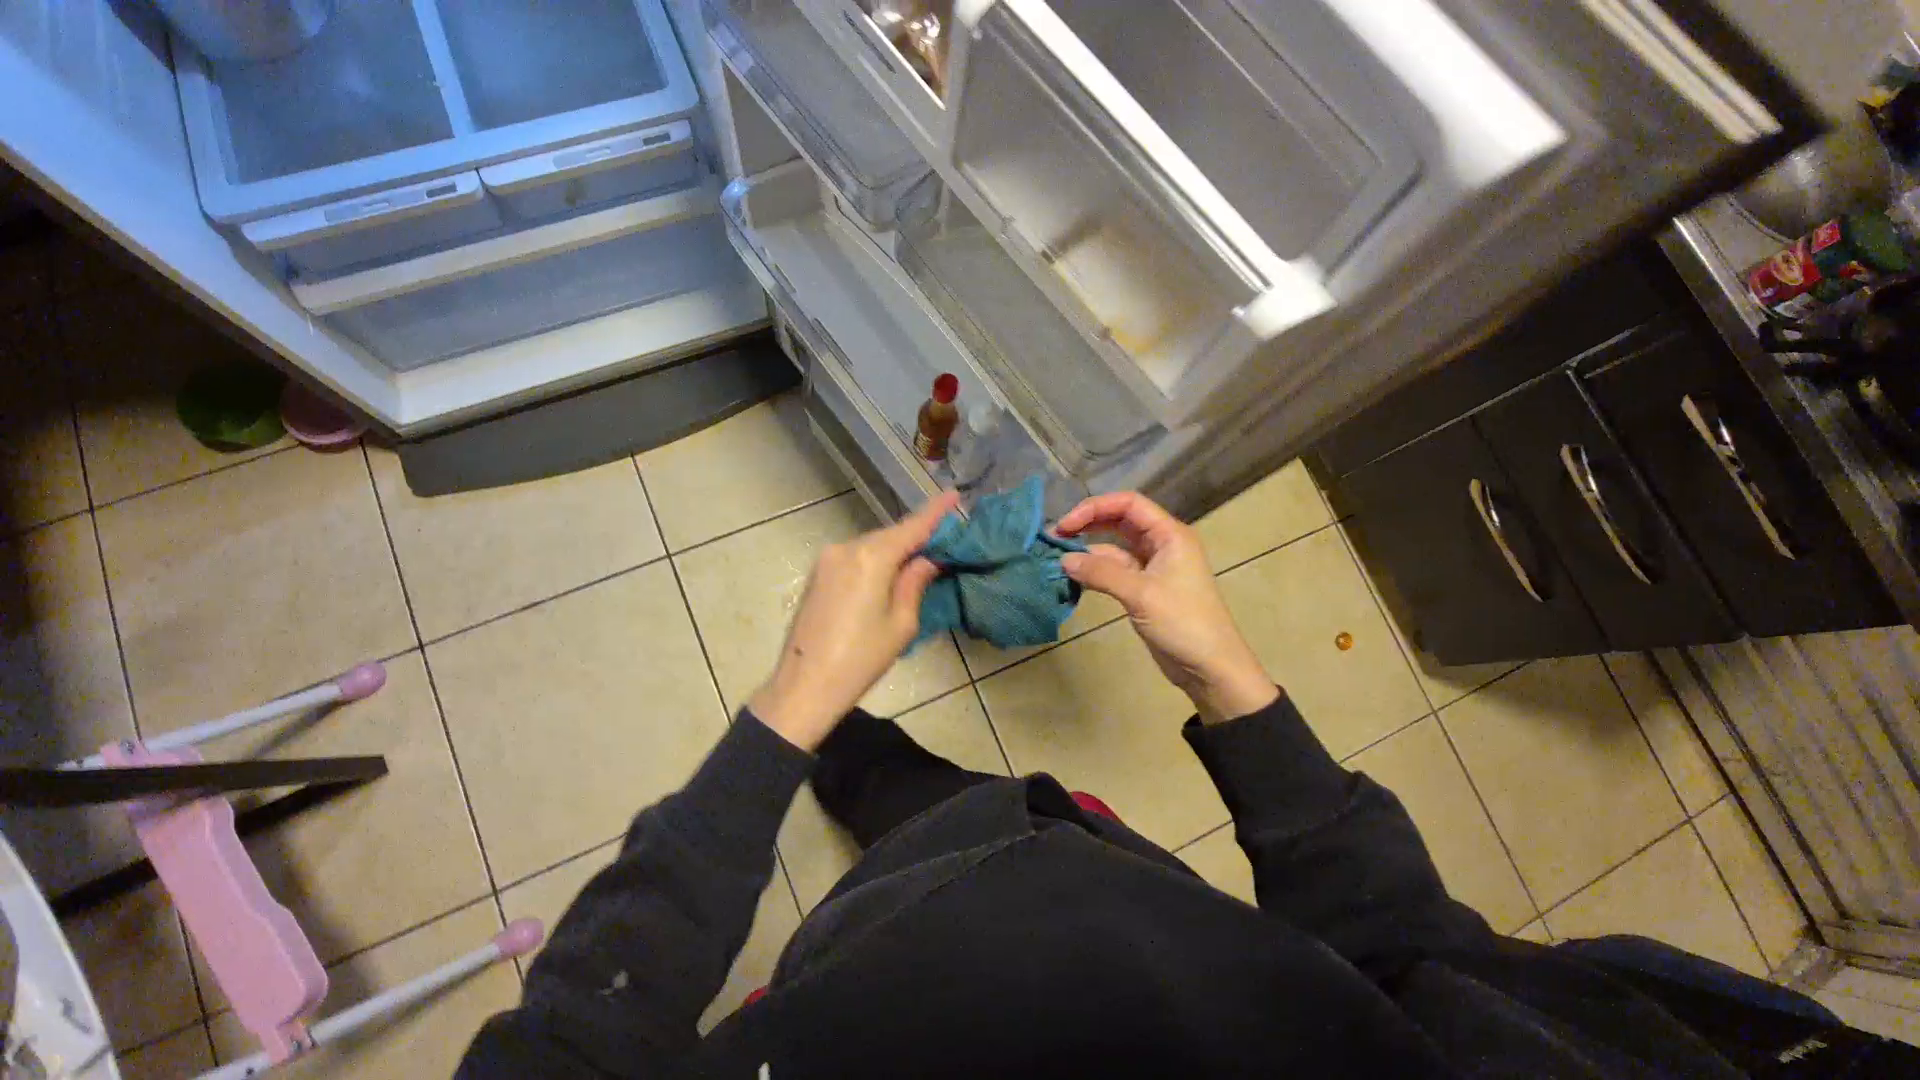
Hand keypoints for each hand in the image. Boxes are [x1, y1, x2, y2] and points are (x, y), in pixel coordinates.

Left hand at [748, 491, 959, 750]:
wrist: (804, 687)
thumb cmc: (861, 660)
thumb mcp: (902, 624)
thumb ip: (916, 582)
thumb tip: (928, 559)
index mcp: (871, 557)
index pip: (912, 526)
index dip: (935, 511)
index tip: (955, 494)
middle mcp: (847, 548)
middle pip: (891, 535)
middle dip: (916, 537)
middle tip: (944, 545)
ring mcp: (827, 560)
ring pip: (872, 546)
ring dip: (895, 552)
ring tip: (920, 565)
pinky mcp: (817, 575)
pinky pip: (855, 558)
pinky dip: (875, 562)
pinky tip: (889, 577)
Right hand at [1055, 492, 1278, 724]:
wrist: (1211, 667)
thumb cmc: (1183, 623)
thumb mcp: (1141, 595)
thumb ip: (1101, 573)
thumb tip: (1064, 560)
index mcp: (1170, 534)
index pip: (1129, 504)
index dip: (1095, 507)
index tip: (1066, 525)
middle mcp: (1162, 544)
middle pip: (1120, 520)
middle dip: (1088, 524)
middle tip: (1055, 537)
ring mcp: (1154, 567)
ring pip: (1116, 547)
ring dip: (1089, 549)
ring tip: (1058, 557)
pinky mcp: (1146, 589)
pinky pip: (1116, 570)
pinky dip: (1096, 571)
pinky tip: (1074, 576)